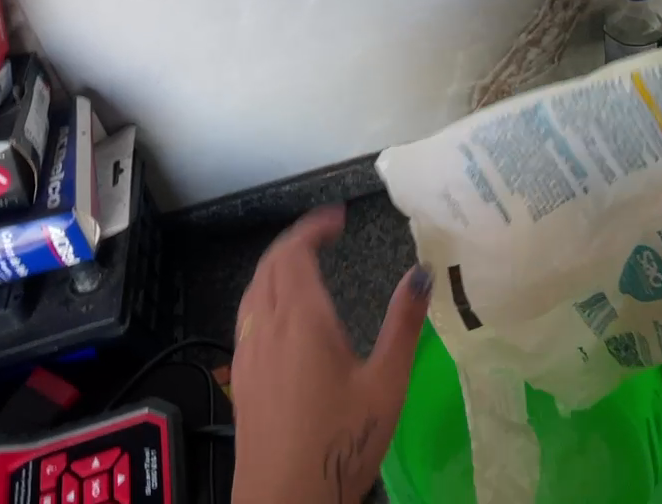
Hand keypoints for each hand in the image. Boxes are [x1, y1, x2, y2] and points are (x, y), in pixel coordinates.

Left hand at [230, 206, 430, 503]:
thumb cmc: (340, 444)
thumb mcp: (386, 384)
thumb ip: (403, 323)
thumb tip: (422, 272)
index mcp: (302, 319)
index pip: (295, 252)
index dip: (314, 226)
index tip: (338, 217)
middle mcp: (267, 327)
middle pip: (270, 263)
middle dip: (297, 239)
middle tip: (328, 232)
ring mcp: (247, 353)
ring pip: (254, 287)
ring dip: (278, 263)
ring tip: (307, 261)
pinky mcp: (240, 378)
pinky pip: (247, 314)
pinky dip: (265, 291)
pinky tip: (283, 312)